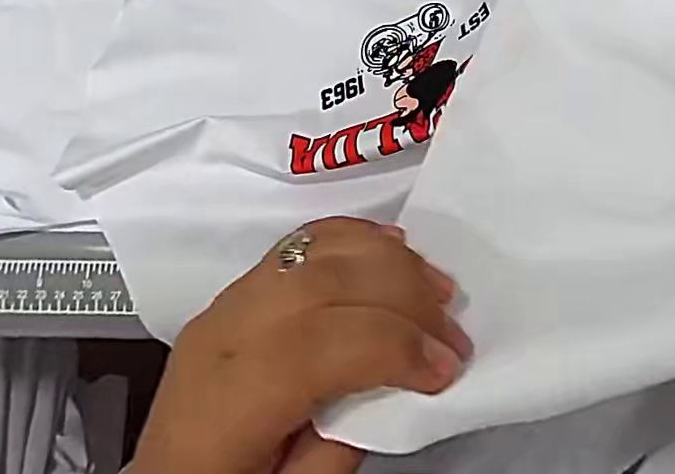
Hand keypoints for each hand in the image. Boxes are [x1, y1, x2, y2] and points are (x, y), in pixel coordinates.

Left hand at [134, 217, 471, 473]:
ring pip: (315, 248)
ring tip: (434, 285)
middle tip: (451, 327)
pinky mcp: (241, 284)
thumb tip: (395, 379)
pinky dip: (352, 236)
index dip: (392, 345)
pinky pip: (300, 240)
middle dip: (401, 294)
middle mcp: (223, 332)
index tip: (446, 367)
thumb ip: (341, 437)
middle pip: (322, 281)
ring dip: (385, 258)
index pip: (318, 343)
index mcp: (225, 401)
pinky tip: (390, 246)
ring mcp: (229, 298)